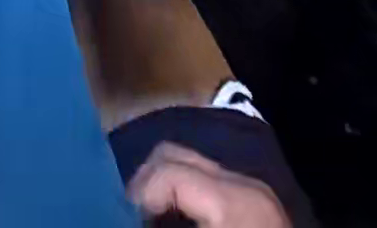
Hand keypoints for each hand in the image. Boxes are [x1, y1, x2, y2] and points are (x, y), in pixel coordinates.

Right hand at [127, 142, 290, 227]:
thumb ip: (162, 226)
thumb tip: (123, 216)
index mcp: (233, 201)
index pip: (166, 171)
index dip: (136, 196)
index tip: (120, 221)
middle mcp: (243, 185)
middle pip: (172, 155)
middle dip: (143, 185)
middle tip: (127, 219)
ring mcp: (253, 194)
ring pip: (187, 165)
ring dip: (160, 189)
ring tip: (146, 223)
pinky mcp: (256, 208)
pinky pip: (205, 184)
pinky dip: (182, 198)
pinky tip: (172, 226)